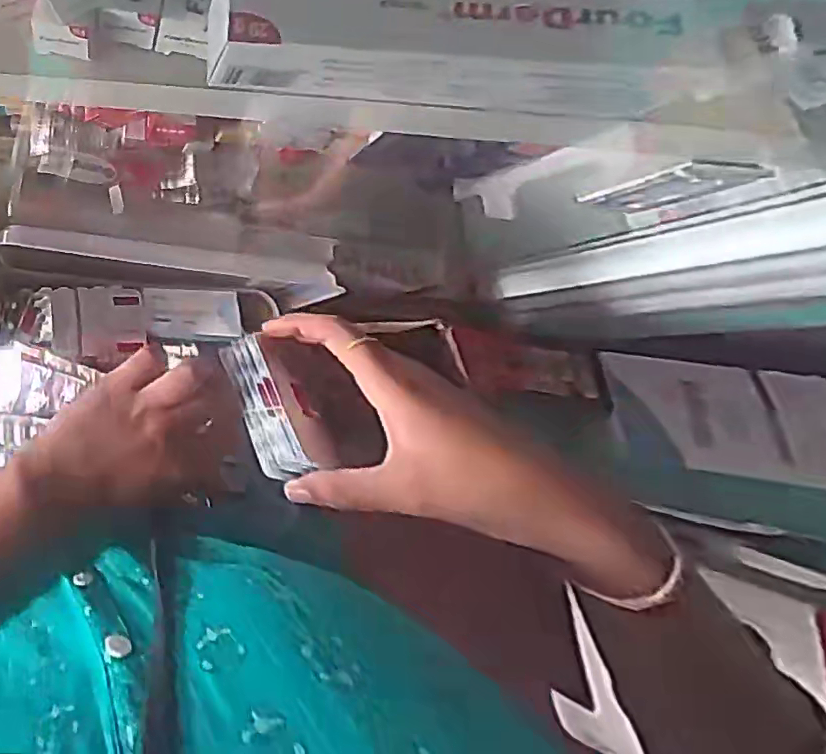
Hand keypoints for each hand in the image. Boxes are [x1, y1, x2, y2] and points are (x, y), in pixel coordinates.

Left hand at [13, 349, 236, 514]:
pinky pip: (148, 357)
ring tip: (203, 368)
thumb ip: (183, 483)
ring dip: (202, 370)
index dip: (232, 434)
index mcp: (181, 465)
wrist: (57, 480)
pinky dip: (156, 357)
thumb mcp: (152, 497)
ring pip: (191, 374)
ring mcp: (144, 401)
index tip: (229, 430)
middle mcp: (171, 429)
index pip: (225, 443)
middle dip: (224, 398)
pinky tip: (155, 363)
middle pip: (216, 404)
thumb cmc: (101, 496)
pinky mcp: (117, 383)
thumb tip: (208, 476)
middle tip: (221, 393)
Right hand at [262, 314, 672, 597]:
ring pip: (370, 351)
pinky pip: (386, 369)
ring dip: (332, 349)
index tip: (266, 328)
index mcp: (394, 384)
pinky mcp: (443, 400)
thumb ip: (343, 490)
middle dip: (308, 333)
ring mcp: (430, 384)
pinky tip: (349, 396)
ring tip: (300, 366)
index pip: (339, 335)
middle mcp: (409, 374)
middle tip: (274, 348)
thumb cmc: (476, 487)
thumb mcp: (402, 492)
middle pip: (350, 336)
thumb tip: (290, 490)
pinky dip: (355, 368)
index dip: (299, 324)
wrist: (558, 502)